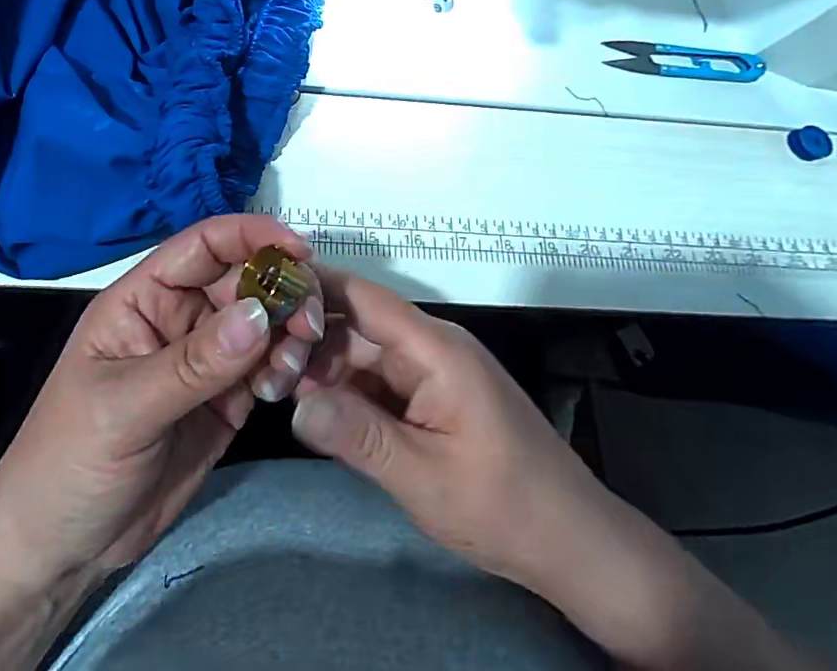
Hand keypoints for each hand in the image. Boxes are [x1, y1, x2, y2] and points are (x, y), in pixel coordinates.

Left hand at [0, 213, 325, 586]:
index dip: (249, 235)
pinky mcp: (224, 400)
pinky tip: (281, 391)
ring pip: (262, 323)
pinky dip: (284, 370)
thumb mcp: (124, 408)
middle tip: (308, 325)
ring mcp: (203, 361)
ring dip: (288, 334)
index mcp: (141, 300)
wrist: (62, 546)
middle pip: (242, 281)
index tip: (300, 249)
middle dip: (281, 290)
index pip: (200, 247)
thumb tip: (260, 311)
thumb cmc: (69, 462)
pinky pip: (265, 368)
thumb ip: (193, 363)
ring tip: (292, 369)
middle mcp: (177, 319)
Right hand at [289, 267, 610, 591]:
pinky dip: (343, 390)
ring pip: (361, 353)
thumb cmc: (505, 507)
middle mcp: (430, 348)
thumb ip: (356, 436)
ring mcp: (430, 372)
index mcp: (435, 349)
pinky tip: (312, 408)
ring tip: (276, 387)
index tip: (261, 298)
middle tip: (262, 367)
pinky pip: (375, 380)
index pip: (362, 297)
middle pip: (355, 324)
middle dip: (308, 340)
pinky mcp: (429, 397)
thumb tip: (294, 403)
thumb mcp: (423, 476)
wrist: (575, 546)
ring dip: (322, 368)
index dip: (311, 289)